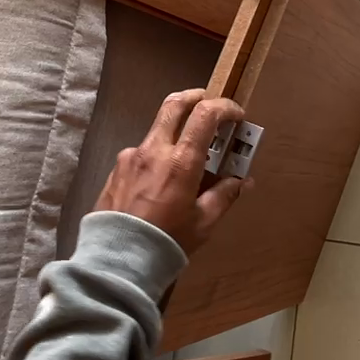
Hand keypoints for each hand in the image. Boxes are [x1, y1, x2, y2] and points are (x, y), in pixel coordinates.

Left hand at [95, 89, 250, 255]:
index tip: (236, 116)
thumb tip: (243, 180)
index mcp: (181, 160)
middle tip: (208, 104)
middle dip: (196, 97)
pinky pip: (141, 153)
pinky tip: (159, 181)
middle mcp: (155, 149)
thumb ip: (224, 195)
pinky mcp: (116, 169)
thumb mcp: (203, 222)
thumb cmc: (167, 241)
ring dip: (175, 132)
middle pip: (175, 104)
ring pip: (157, 130)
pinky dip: (157, 156)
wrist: (116, 262)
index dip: (225, 107)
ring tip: (184, 158)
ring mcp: (131, 156)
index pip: (206, 114)